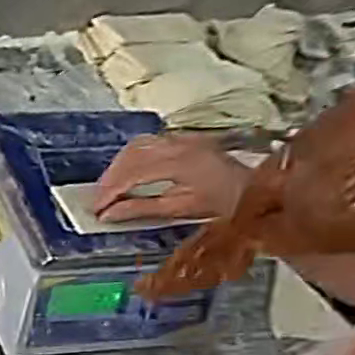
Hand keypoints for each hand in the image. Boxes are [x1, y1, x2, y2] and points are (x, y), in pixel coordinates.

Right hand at [91, 133, 250, 221]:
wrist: (257, 187)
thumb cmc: (221, 202)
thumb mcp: (179, 209)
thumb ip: (142, 209)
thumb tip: (108, 215)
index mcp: (181, 162)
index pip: (133, 173)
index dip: (110, 191)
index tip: (97, 209)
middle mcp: (180, 144)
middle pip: (132, 155)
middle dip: (110, 178)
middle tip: (99, 200)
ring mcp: (183, 139)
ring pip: (137, 146)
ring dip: (118, 166)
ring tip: (108, 187)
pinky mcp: (184, 139)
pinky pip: (149, 142)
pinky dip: (131, 157)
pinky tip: (126, 171)